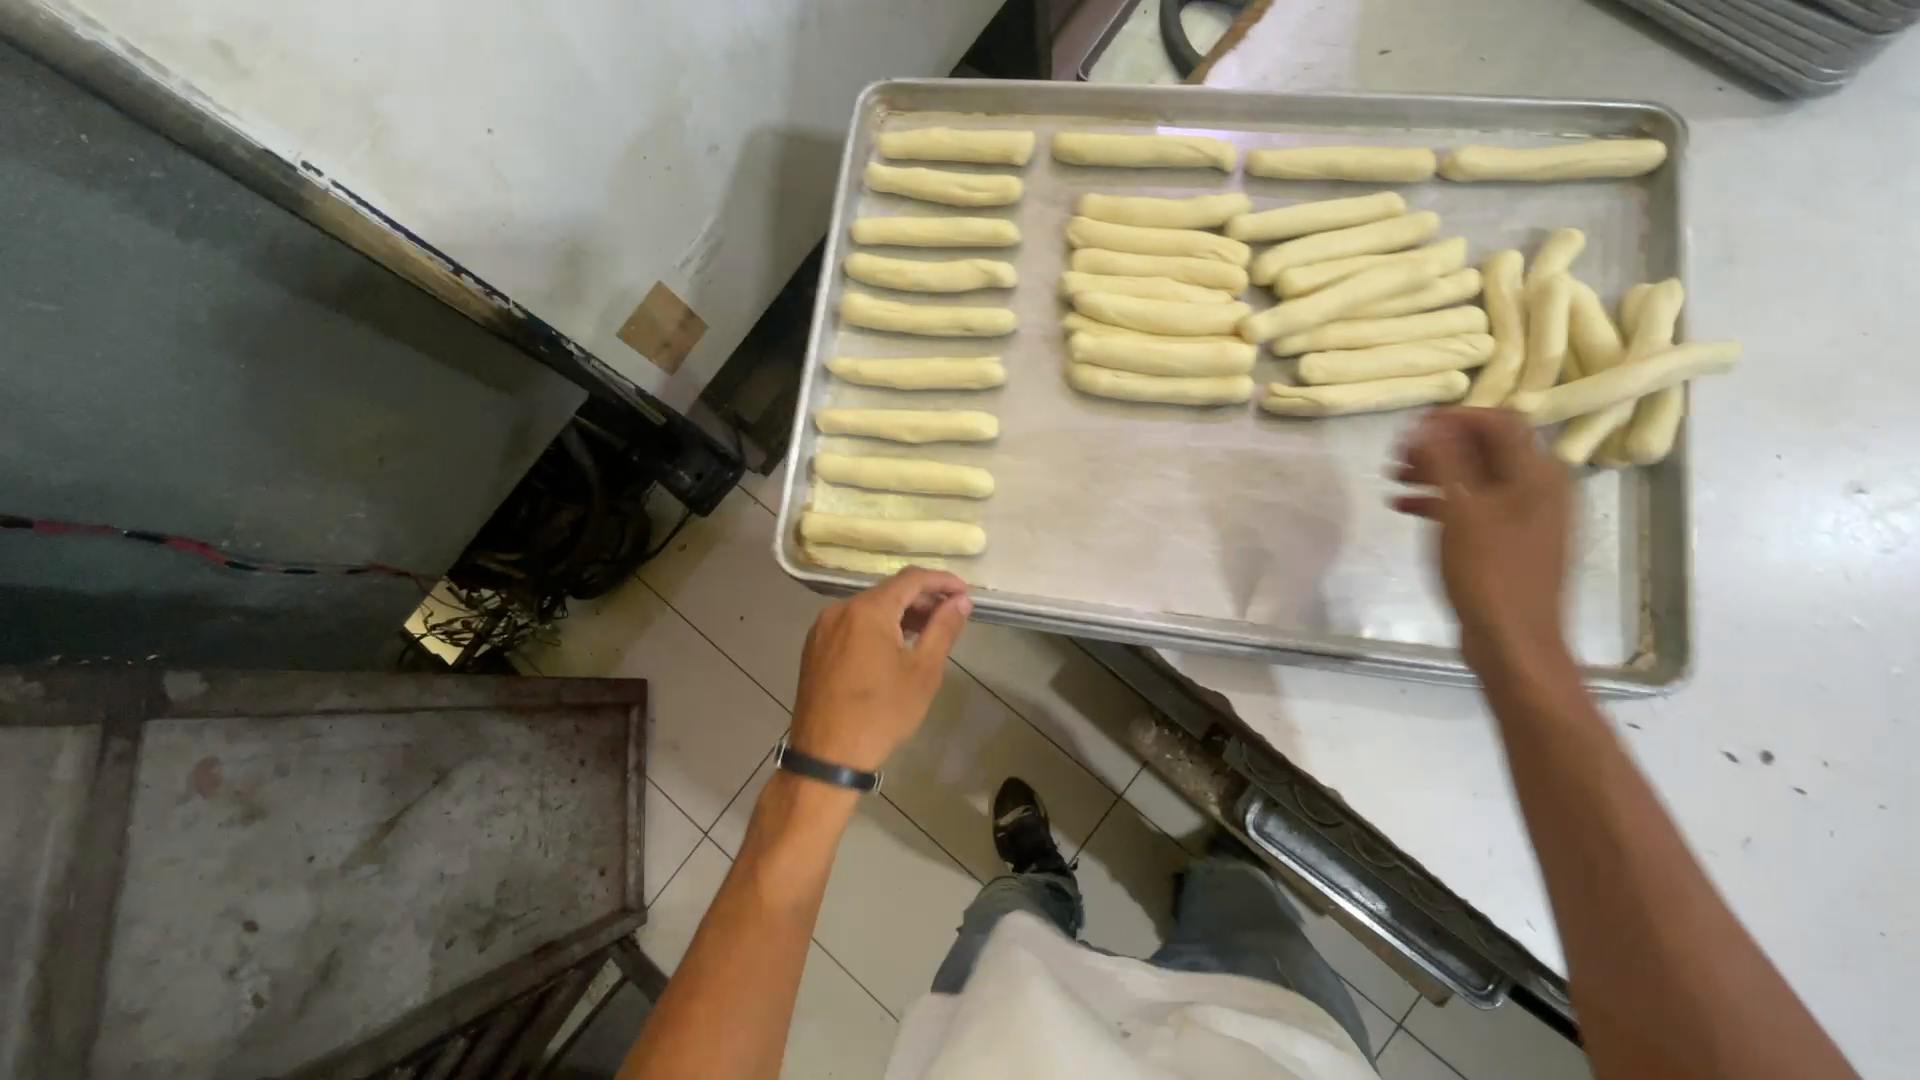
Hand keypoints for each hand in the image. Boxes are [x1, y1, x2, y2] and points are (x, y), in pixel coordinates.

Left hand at [789, 568, 971, 771]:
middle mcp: (840, 609)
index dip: (942, 581)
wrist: (827, 756)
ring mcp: (823, 628)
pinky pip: (852, 624)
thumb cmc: (881, 714)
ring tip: (928, 632)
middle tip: (951, 615)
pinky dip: (878, 626)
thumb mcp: (922, 672)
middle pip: (889, 591)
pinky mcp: (815, 646)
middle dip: (923, 599)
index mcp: (867, 610)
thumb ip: (943, 629)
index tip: (966, 594)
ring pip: (869, 607)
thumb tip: (961, 601)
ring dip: (901, 614)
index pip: (911, 579)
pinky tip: (895, 646)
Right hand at [1390, 407, 1572, 668]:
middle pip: (1486, 448)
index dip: (1454, 417)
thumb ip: (1446, 461)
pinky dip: (1441, 500)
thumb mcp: (1461, 511)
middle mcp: (1539, 488)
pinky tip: (1406, 508)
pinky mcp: (1510, 541)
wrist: (1514, 641)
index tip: (1410, 426)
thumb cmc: (1488, 574)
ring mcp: (1527, 516)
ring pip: (1477, 476)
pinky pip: (1474, 505)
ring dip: (1436, 471)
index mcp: (1536, 474)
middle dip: (1439, 445)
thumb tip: (1427, 425)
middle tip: (1396, 456)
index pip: (1498, 421)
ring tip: (1394, 479)